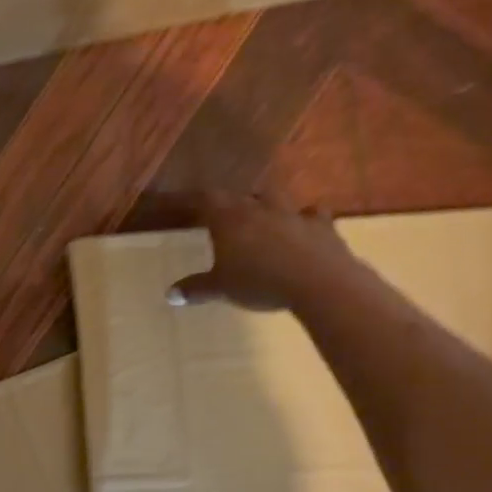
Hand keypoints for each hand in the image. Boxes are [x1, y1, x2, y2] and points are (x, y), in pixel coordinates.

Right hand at [166, 191, 354, 310]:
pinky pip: (314, 213)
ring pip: (276, 198)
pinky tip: (307, 225)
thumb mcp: (222, 288)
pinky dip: (309, 217)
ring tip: (266, 212)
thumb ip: (196, 289)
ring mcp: (292, 214)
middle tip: (229, 213)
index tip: (194, 205)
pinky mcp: (322, 226)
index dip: (200, 201)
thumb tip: (169, 295)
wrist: (319, 283)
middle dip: (234, 202)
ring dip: (269, 203)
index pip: (208, 200)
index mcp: (229, 219)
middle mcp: (259, 209)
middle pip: (242, 196)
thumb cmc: (259, 282)